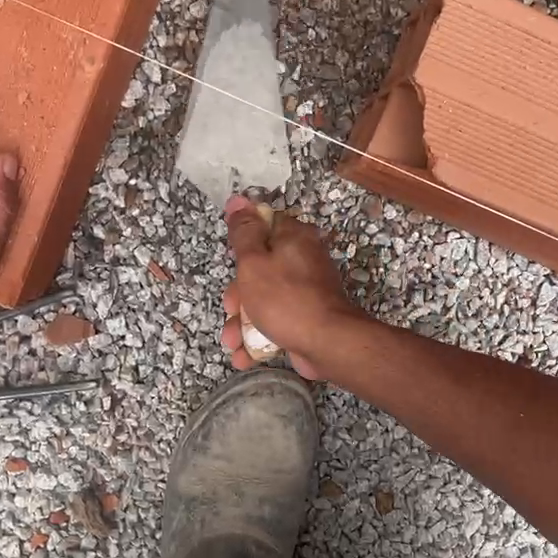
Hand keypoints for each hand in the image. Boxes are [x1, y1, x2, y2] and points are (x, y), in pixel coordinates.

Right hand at [220, 194, 369, 379]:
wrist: (327, 343)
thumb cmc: (285, 299)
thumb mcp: (254, 262)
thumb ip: (244, 233)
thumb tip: (237, 200)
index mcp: (293, 238)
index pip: (263, 227)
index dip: (241, 245)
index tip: (230, 262)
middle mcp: (302, 259)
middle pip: (259, 269)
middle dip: (238, 296)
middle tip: (231, 310)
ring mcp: (306, 290)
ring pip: (264, 300)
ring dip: (243, 324)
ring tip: (233, 344)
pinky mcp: (307, 317)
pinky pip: (277, 322)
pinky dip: (260, 337)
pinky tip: (246, 356)